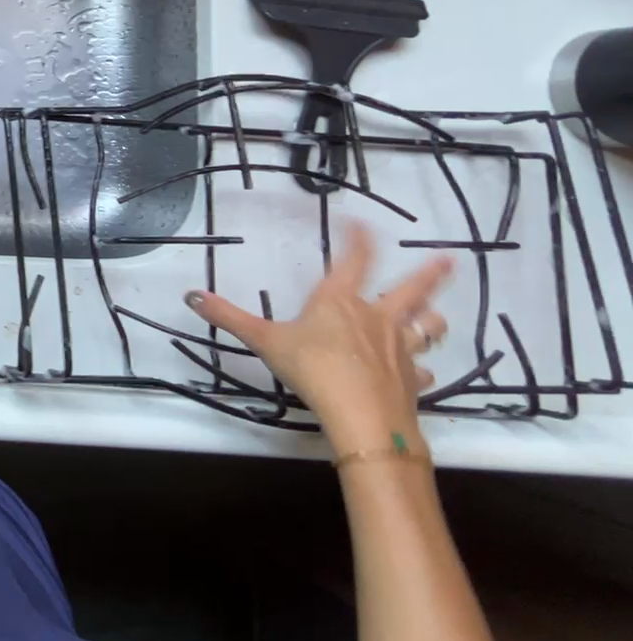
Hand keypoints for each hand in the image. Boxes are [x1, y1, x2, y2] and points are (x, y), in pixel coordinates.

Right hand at [184, 223, 451, 452]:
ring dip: (431, 318)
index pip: (355, 261)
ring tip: (432, 314)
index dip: (359, 239)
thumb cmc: (313, 368)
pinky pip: (420, 368)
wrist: (363, 416)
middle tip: (448, 260)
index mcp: (340, 302)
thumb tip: (191, 295)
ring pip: (427, 327)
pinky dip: (417, 366)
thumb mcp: (263, 340)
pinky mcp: (411, 379)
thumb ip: (229, 317)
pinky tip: (412, 369)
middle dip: (429, 274)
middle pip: (411, 290)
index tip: (362, 223)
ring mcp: (399, 349)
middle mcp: (376, 318)